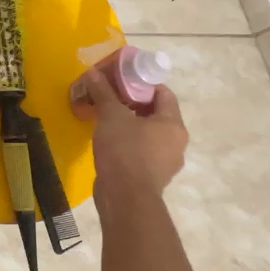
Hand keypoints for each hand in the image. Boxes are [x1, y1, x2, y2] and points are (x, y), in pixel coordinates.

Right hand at [70, 62, 188, 200]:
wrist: (126, 199)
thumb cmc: (125, 150)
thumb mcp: (111, 115)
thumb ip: (103, 92)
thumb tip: (93, 72)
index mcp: (173, 124)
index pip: (163, 93)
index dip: (142, 83)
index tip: (121, 80)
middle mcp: (176, 143)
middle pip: (156, 113)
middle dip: (133, 102)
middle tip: (110, 96)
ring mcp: (166, 162)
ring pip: (149, 133)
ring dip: (130, 122)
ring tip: (106, 116)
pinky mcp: (153, 176)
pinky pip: (143, 150)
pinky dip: (129, 141)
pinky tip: (109, 139)